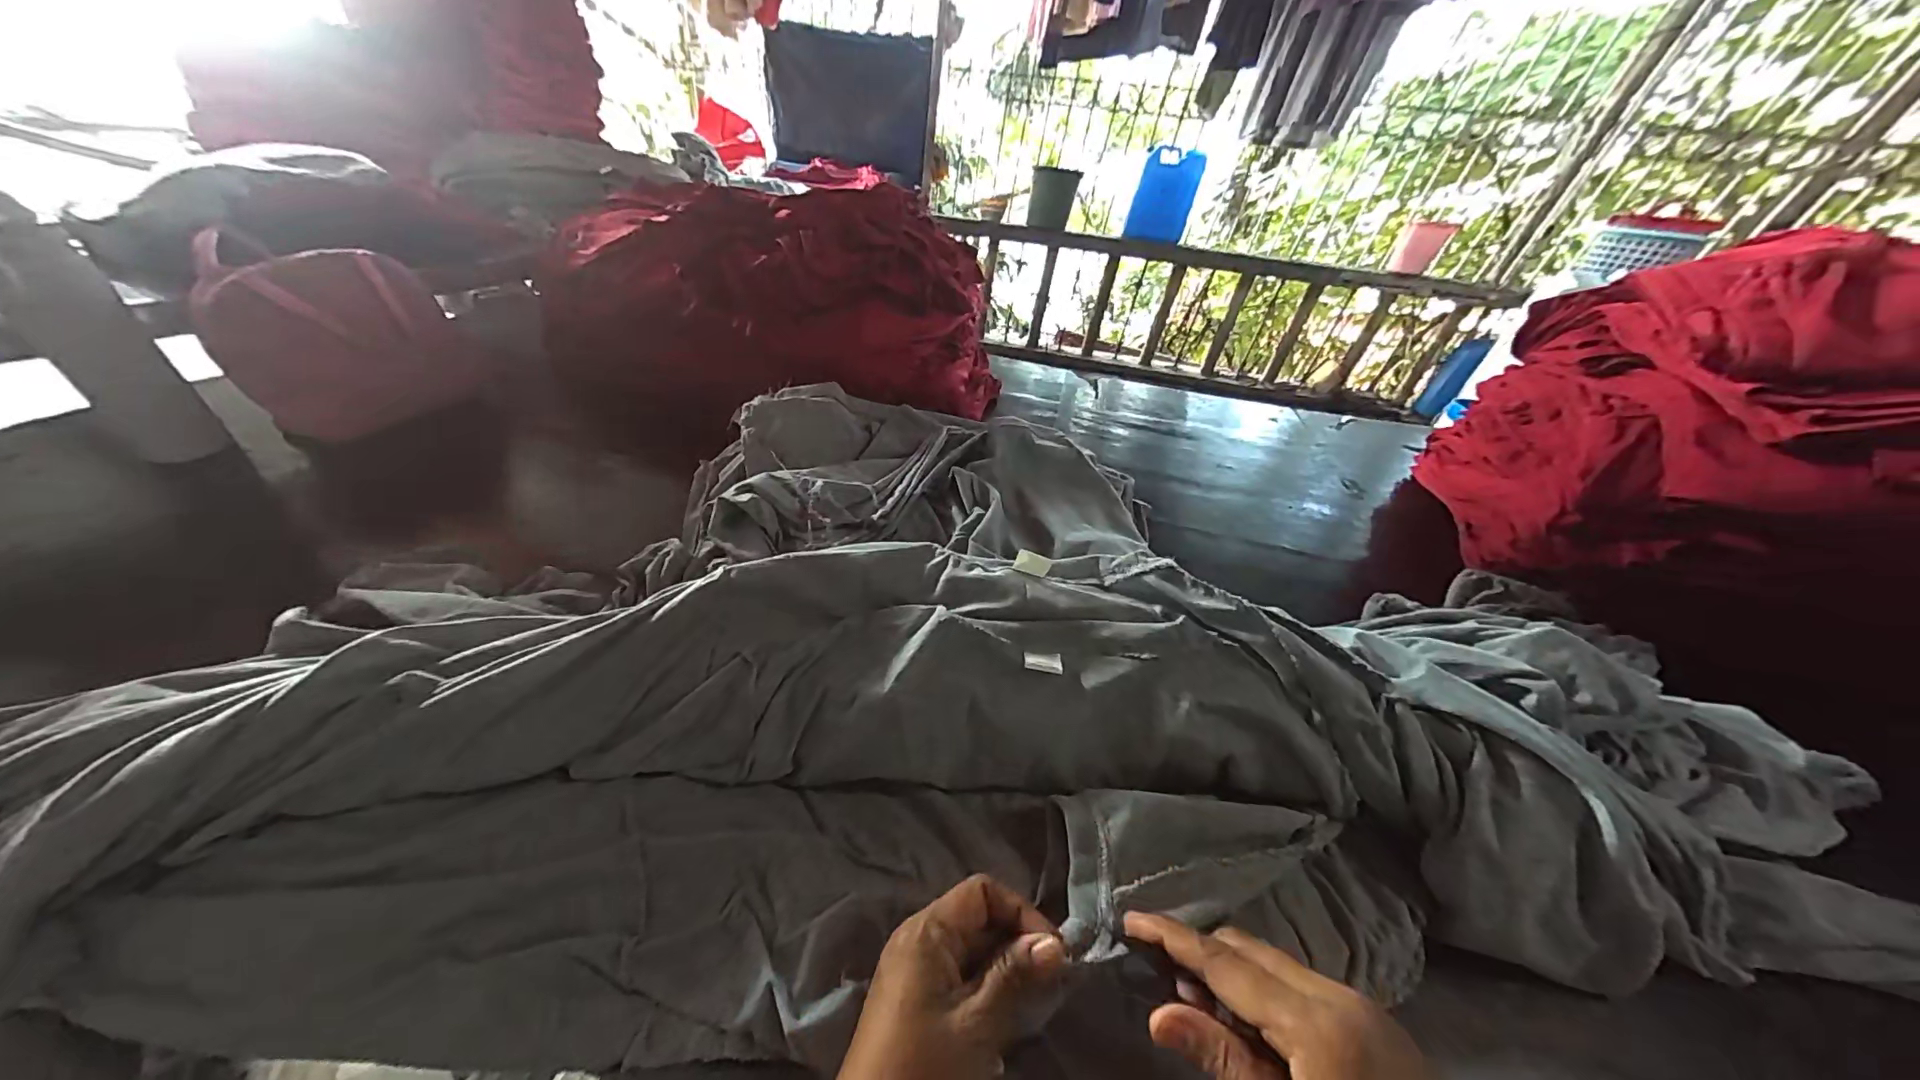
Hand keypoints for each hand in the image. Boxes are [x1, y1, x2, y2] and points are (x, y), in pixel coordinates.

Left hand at [838, 875, 1069, 1079]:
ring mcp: (914, 967)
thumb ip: (1015, 976)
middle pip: (978, 916)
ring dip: (1006, 965)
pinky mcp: (916, 996)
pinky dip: (987, 983)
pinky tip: (1006, 1011)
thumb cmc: (924, 1065)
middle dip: (1017, 940)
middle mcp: (918, 937)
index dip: (1021, 911)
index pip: (982, 891)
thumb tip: (1057, 943)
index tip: (1052, 951)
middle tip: (1052, 978)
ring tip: (1035, 996)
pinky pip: (960, 971)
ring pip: (972, 946)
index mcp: (926, 930)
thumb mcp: (976, 1022)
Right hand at [1125, 912, 1432, 1079]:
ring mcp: (1364, 1008)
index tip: (1132, 919)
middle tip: (1159, 971)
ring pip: (1276, 964)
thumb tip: (1158, 1013)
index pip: (1226, 961)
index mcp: (1316, 1020)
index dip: (1174, 938)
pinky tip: (1250, 1024)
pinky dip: (1265, 991)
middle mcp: (1339, 996)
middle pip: (1251, 950)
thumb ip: (1224, 1061)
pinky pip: (1302, 986)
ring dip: (1232, 972)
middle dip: (1201, 952)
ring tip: (1199, 1004)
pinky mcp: (1376, 1026)